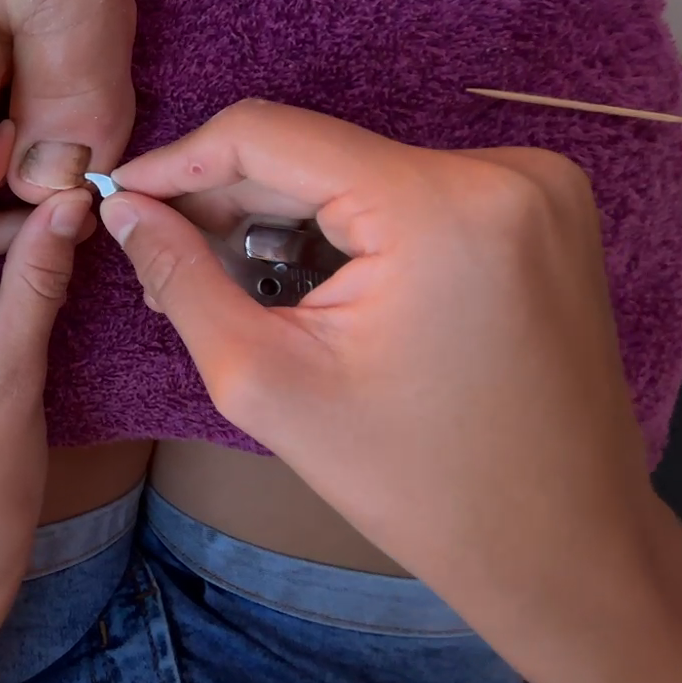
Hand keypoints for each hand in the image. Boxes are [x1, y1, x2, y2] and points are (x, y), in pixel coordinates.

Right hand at [100, 99, 681, 682]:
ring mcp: (524, 186)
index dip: (176, 160)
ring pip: (339, 171)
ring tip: (211, 280)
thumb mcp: (260, 378)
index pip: (265, 134)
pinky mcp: (524, 209)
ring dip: (264, 217)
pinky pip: (385, 191)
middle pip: (303, 153)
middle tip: (155, 253)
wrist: (562, 549)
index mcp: (437, 206)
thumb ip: (178, 276)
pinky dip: (321, 226)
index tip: (119, 195)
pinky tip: (284, 278)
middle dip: (217, 201)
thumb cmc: (409, 477)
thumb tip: (123, 209)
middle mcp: (496, 170)